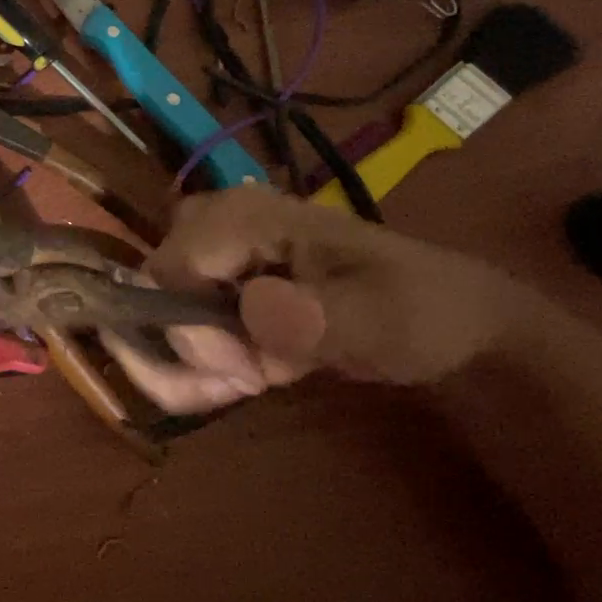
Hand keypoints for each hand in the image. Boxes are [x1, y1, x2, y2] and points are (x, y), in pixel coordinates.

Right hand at [107, 186, 535, 413]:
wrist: (452, 319)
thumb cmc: (420, 310)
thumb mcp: (383, 318)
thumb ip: (314, 317)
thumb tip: (253, 311)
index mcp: (239, 215)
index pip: (166, 273)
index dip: (193, 330)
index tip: (249, 372)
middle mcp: (205, 223)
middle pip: (148, 292)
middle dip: (184, 351)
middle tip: (249, 380)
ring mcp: (203, 250)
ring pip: (150, 310)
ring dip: (185, 363)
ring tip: (245, 386)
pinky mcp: (209, 277)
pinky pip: (169, 320)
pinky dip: (190, 361)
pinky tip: (233, 378)